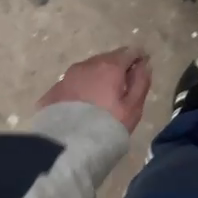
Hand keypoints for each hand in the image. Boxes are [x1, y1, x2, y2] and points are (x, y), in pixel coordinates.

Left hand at [38, 48, 152, 131]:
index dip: (138, 58)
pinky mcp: (53, 91)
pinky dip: (80, 88)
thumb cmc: (107, 124)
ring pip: (88, 70)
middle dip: (117, 67)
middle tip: (122, 86)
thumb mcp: (133, 107)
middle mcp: (87, 65)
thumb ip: (141, 82)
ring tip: (100, 97)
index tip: (141, 68)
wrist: (67, 145)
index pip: (129, 52)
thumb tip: (144, 64)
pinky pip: (72, 83)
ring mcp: (67, 77)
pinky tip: (81, 105)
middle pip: (107, 59)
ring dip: (97, 77)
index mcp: (110, 66)